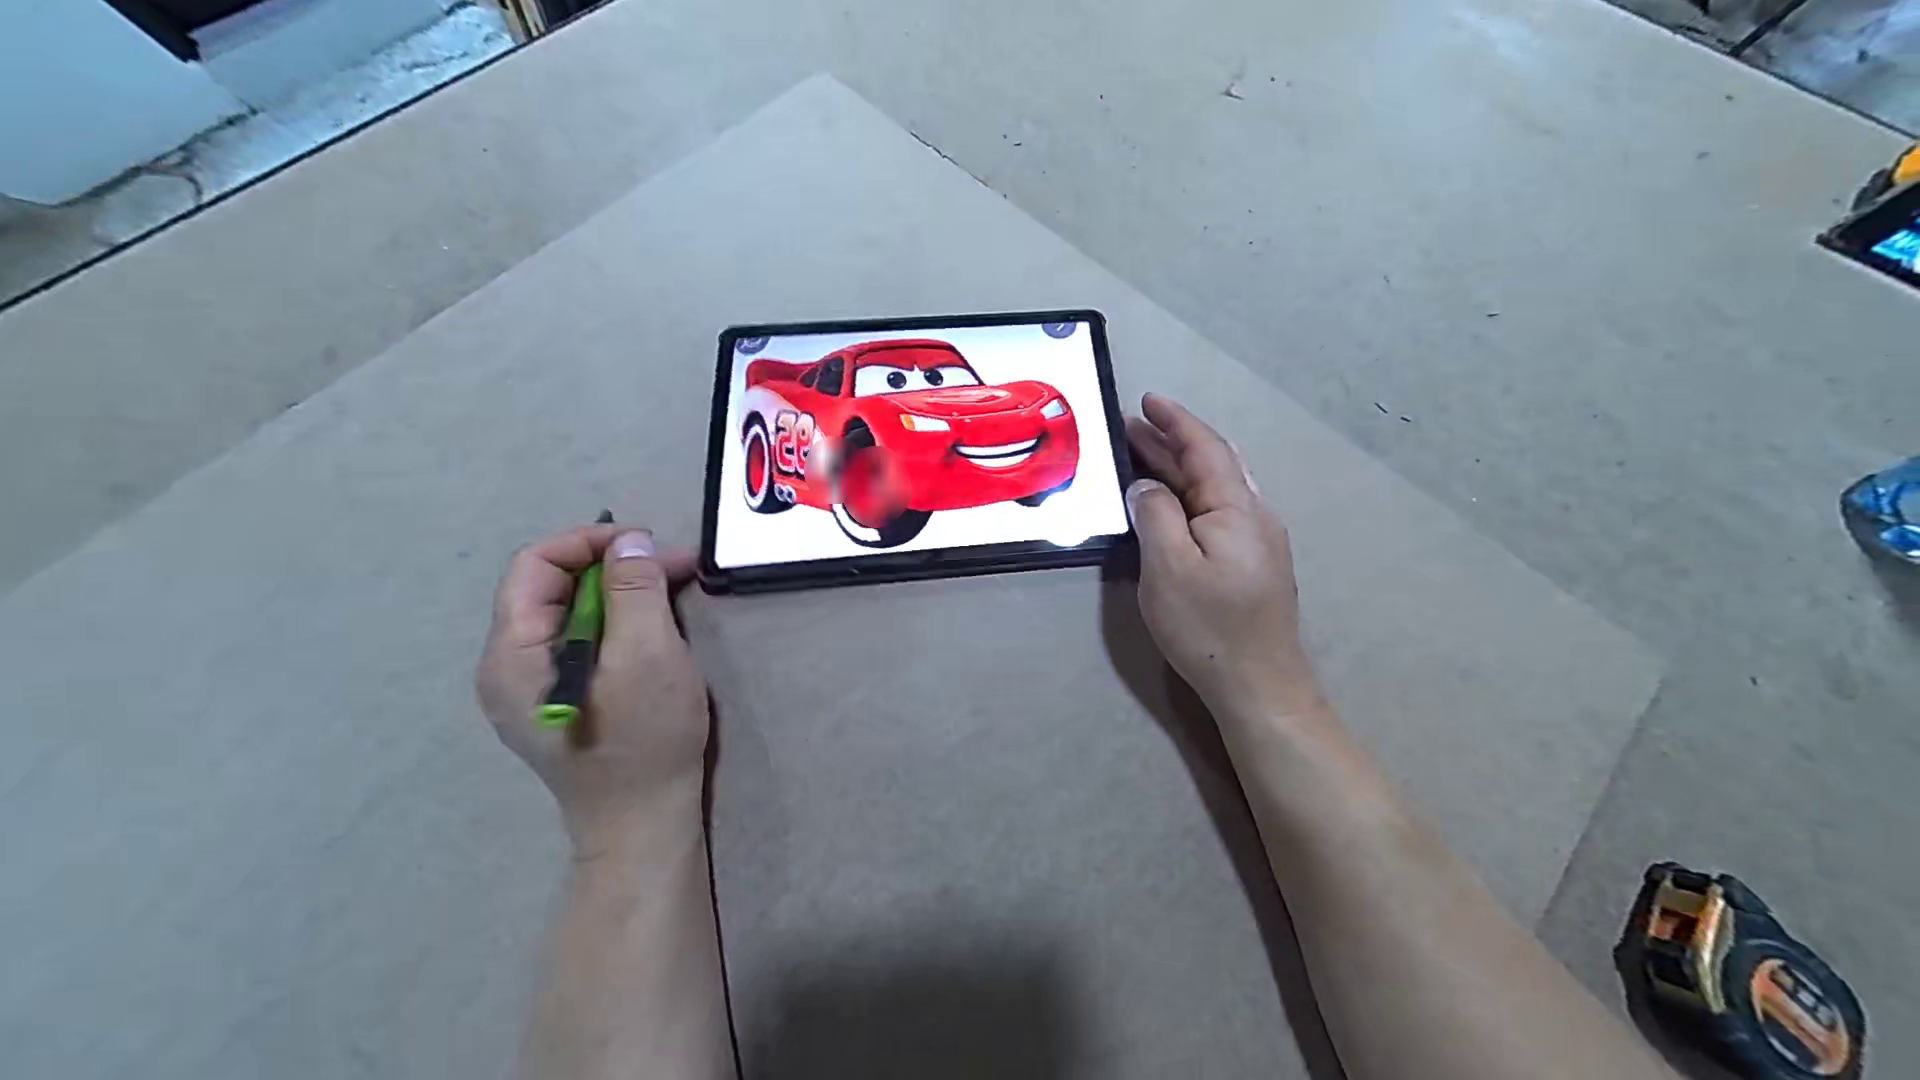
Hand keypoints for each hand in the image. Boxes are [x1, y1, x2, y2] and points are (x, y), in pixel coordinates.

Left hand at [476, 525, 708, 856]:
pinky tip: (656, 628)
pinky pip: (583, 641)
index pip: (534, 565)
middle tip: (676, 566)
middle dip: (615, 567)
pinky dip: (620, 622)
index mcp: (513, 654)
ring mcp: (532, 687)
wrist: (643, 822)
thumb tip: (629, 541)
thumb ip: (634, 590)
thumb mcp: (648, 654)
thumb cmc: (646, 738)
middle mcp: (508, 666)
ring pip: (572, 614)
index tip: (647, 544)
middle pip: (552, 587)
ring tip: (675, 591)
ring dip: (623, 593)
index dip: (589, 541)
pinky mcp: (560, 699)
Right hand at [1125, 393, 1323, 721]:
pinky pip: (1213, 511)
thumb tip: (1144, 487)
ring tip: (1139, 455)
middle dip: (1170, 441)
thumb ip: (1154, 516)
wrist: (1257, 683)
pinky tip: (1166, 501)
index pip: (1204, 448)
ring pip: (1212, 488)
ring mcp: (1253, 540)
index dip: (1174, 421)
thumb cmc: (1209, 625)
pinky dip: (1185, 494)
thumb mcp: (1169, 566)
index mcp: (1236, 508)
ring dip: (1176, 467)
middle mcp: (1252, 515)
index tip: (1146, 400)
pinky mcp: (1247, 562)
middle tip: (1128, 428)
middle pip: (1209, 464)